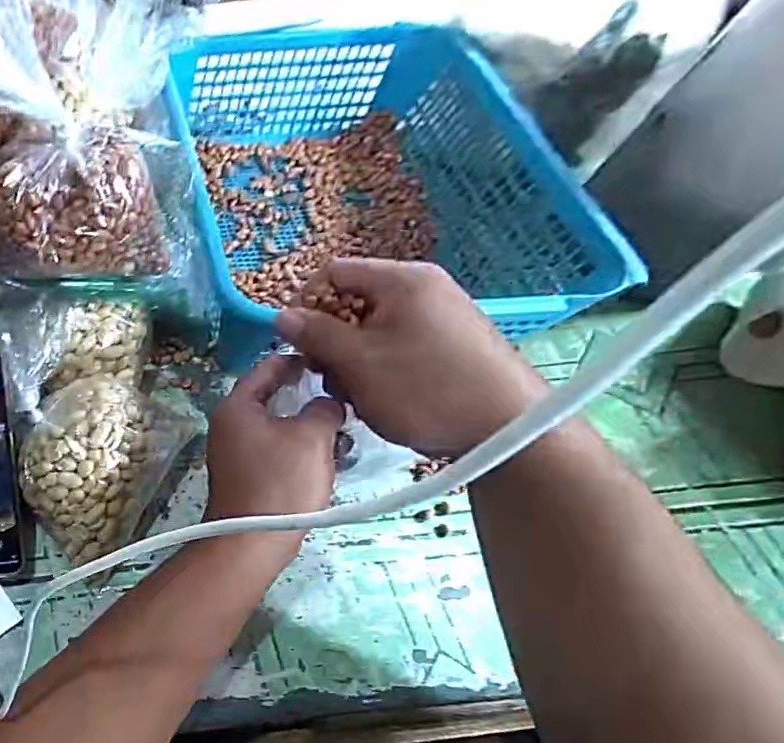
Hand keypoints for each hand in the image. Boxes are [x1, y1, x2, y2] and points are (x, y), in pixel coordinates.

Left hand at [206, 352, 344, 530]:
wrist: (251, 542)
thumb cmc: (280, 482)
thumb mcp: (312, 436)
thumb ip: (324, 407)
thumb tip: (327, 403)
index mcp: (236, 407)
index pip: (268, 367)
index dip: (300, 360)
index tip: (330, 359)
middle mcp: (229, 426)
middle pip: (273, 398)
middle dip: (309, 397)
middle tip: (343, 397)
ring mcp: (235, 454)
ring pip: (278, 427)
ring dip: (309, 427)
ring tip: (341, 433)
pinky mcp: (246, 477)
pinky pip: (276, 452)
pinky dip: (299, 450)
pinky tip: (326, 460)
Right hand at [274, 260, 547, 457]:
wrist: (502, 427)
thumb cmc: (423, 389)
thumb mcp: (358, 362)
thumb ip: (316, 335)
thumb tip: (280, 315)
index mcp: (401, 280)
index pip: (333, 273)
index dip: (305, 304)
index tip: (294, 343)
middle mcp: (422, 289)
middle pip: (352, 302)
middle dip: (329, 339)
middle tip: (328, 377)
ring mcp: (438, 316)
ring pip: (371, 329)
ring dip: (351, 361)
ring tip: (357, 395)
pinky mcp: (447, 343)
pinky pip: (394, 346)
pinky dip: (377, 369)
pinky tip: (381, 397)